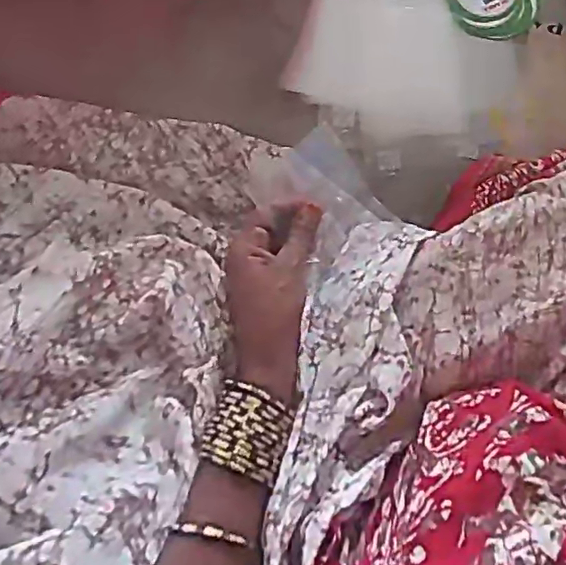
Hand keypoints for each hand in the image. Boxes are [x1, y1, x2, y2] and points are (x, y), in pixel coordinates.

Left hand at [225, 202, 320, 402]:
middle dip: (295, 219)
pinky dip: (295, 252)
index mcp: (241, 249)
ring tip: (323, 230)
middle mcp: (241, 257)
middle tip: (324, 215)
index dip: (290, 205)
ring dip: (297, 236)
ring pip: (275, 243)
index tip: (318, 203)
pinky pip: (278, 259)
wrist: (268, 360)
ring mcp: (251, 273)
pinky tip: (314, 251)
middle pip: (268, 226)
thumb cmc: (276, 312)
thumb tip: (312, 205)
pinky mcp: (262, 286)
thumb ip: (301, 234)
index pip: (264, 213)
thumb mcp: (292, 269)